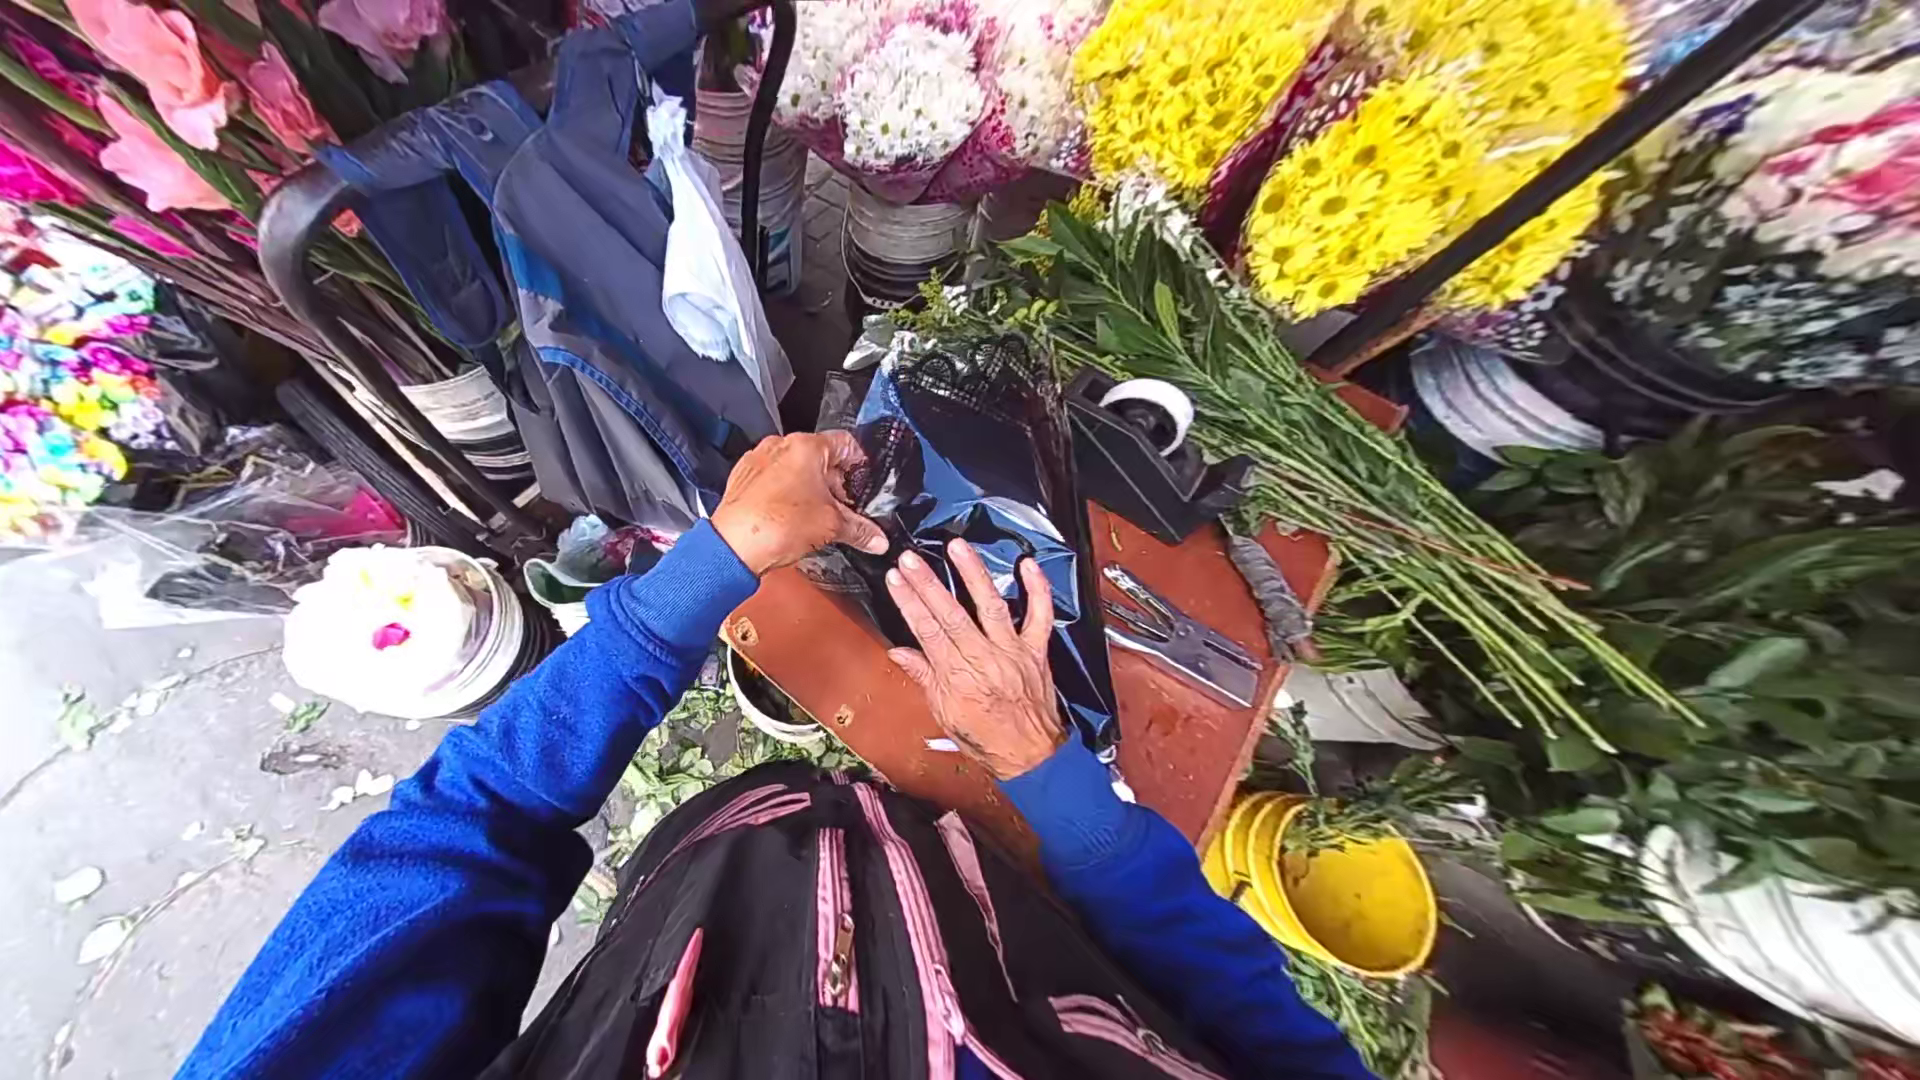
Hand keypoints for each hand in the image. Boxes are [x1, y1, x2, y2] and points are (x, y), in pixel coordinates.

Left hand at [710, 431, 888, 574]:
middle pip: (822, 458)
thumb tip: (876, 537)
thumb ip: (860, 529)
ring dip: (812, 489)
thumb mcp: (832, 526)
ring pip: (797, 469)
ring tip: (820, 515)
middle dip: (837, 483)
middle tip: (847, 507)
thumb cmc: (776, 525)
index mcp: (806, 445)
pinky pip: (775, 480)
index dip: (862, 465)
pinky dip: (788, 494)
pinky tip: (794, 517)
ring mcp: (759, 461)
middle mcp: (780, 446)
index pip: (847, 444)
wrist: (734, 546)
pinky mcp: (744, 479)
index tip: (866, 483)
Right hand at [885, 539, 1065, 780]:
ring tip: (957, 548)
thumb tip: (898, 651)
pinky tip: (1027, 565)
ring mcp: (1013, 652)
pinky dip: (1037, 589)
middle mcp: (985, 660)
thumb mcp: (945, 714)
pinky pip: (1040, 616)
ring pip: (990, 607)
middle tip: (911, 559)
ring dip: (973, 574)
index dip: (909, 603)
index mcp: (958, 677)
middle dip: (928, 584)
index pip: (927, 632)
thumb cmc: (987, 739)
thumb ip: (923, 677)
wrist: (1032, 757)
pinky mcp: (1037, 650)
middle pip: (951, 615)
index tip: (896, 579)